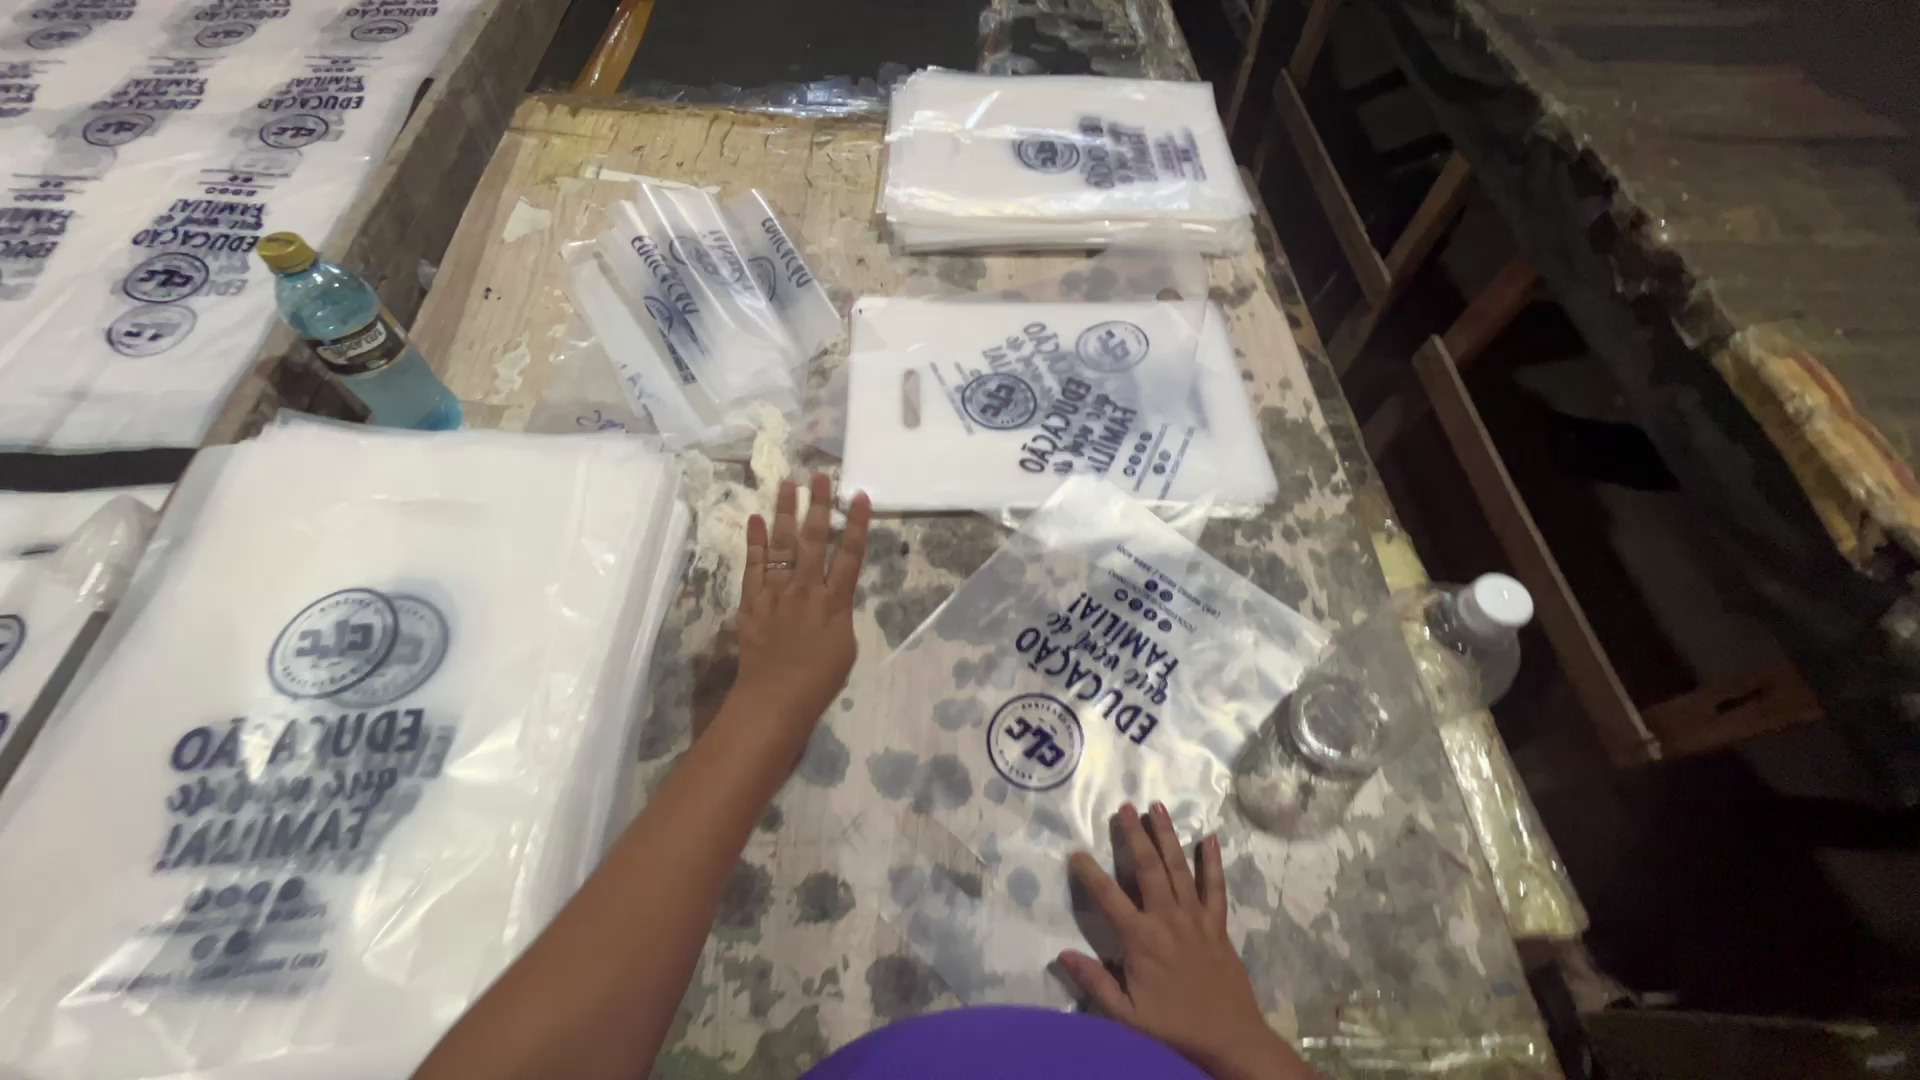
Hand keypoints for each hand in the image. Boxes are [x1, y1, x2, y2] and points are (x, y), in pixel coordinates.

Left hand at [735, 473, 871, 730]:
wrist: (775, 698)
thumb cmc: (819, 679)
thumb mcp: (845, 645)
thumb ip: (839, 613)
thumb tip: (833, 596)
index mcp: (835, 602)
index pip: (850, 555)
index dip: (857, 524)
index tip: (860, 496)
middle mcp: (806, 589)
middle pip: (815, 539)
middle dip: (818, 505)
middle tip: (820, 476)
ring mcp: (776, 592)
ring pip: (782, 544)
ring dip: (785, 512)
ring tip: (788, 483)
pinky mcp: (752, 601)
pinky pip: (753, 565)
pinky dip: (754, 541)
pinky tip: (755, 519)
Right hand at [1060, 803, 1317, 1079]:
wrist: (1230, 1038)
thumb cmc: (1174, 1026)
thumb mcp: (1127, 1015)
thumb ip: (1095, 982)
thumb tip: (1061, 954)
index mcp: (1141, 939)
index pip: (1109, 898)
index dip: (1090, 874)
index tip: (1076, 852)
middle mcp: (1167, 919)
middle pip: (1148, 868)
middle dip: (1135, 834)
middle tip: (1124, 807)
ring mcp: (1195, 917)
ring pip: (1178, 868)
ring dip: (1167, 836)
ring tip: (1157, 806)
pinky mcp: (1217, 923)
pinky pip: (1215, 887)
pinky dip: (1212, 862)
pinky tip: (1209, 838)